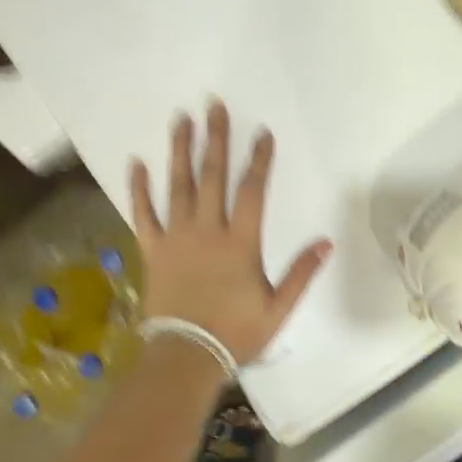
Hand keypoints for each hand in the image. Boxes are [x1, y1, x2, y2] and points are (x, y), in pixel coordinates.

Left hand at [129, 99, 332, 364]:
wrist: (185, 355)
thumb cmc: (235, 334)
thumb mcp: (277, 309)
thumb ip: (300, 274)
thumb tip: (326, 242)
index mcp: (240, 243)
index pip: (252, 191)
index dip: (258, 160)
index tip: (262, 133)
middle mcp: (207, 231)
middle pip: (212, 176)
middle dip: (215, 139)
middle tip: (213, 105)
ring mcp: (176, 238)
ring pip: (177, 186)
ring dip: (179, 151)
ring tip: (180, 120)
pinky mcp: (152, 251)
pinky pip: (142, 214)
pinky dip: (138, 189)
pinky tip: (136, 163)